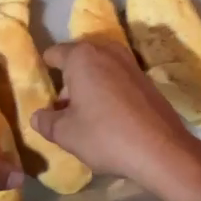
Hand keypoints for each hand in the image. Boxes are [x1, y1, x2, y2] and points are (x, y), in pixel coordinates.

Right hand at [32, 39, 200, 195]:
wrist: (162, 150)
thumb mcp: (66, 134)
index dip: (45, 72)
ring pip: (99, 69)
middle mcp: (105, 50)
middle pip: (77, 61)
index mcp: (81, 56)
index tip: (44, 92)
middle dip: (68, 82)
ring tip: (87, 117)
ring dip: (90, 87)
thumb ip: (45, 122)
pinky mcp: (146, 78)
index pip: (53, 54)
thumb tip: (38, 116)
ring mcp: (129, 62)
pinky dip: (109, 92)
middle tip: (63, 111)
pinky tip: (111, 119)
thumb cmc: (106, 135)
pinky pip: (117, 79)